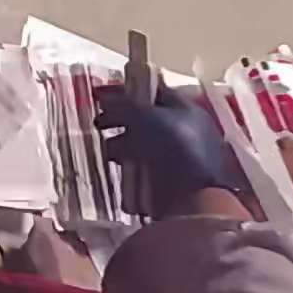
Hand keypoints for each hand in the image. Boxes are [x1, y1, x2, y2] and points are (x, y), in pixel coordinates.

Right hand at [94, 78, 233, 217]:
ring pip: (140, 142)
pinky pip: (142, 165)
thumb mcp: (145, 118)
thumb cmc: (173, 151)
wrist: (194, 202)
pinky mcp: (169, 179)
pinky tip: (120, 169)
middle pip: (143, 117)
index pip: (151, 91)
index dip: (125, 90)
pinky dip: (128, 165)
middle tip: (99, 124)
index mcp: (185, 110)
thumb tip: (104, 97)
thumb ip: (123, 105)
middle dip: (118, 119)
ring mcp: (177, 156)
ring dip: (120, 144)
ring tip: (108, 151)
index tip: (99, 95)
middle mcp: (183, 130)